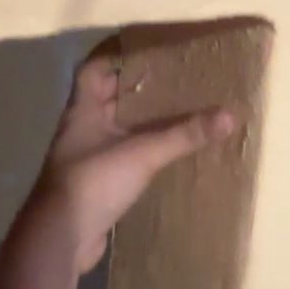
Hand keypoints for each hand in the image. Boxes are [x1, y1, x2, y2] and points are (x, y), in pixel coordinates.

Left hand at [23, 53, 235, 274]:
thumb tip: (229, 116)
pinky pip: (123, 156)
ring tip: (176, 112)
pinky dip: (142, 150)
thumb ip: (184, 135)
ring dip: (141, 120)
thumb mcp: (142, 153)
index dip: (114, 55)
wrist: (60, 239)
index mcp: (83, 111)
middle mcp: (82, 130)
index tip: (145, 49)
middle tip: (173, 79)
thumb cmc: (92, 182)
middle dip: (137, 88)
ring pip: (117, 128)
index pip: (93, 69)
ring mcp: (87, 159)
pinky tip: (165, 153)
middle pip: (108, 97)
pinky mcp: (97, 184)